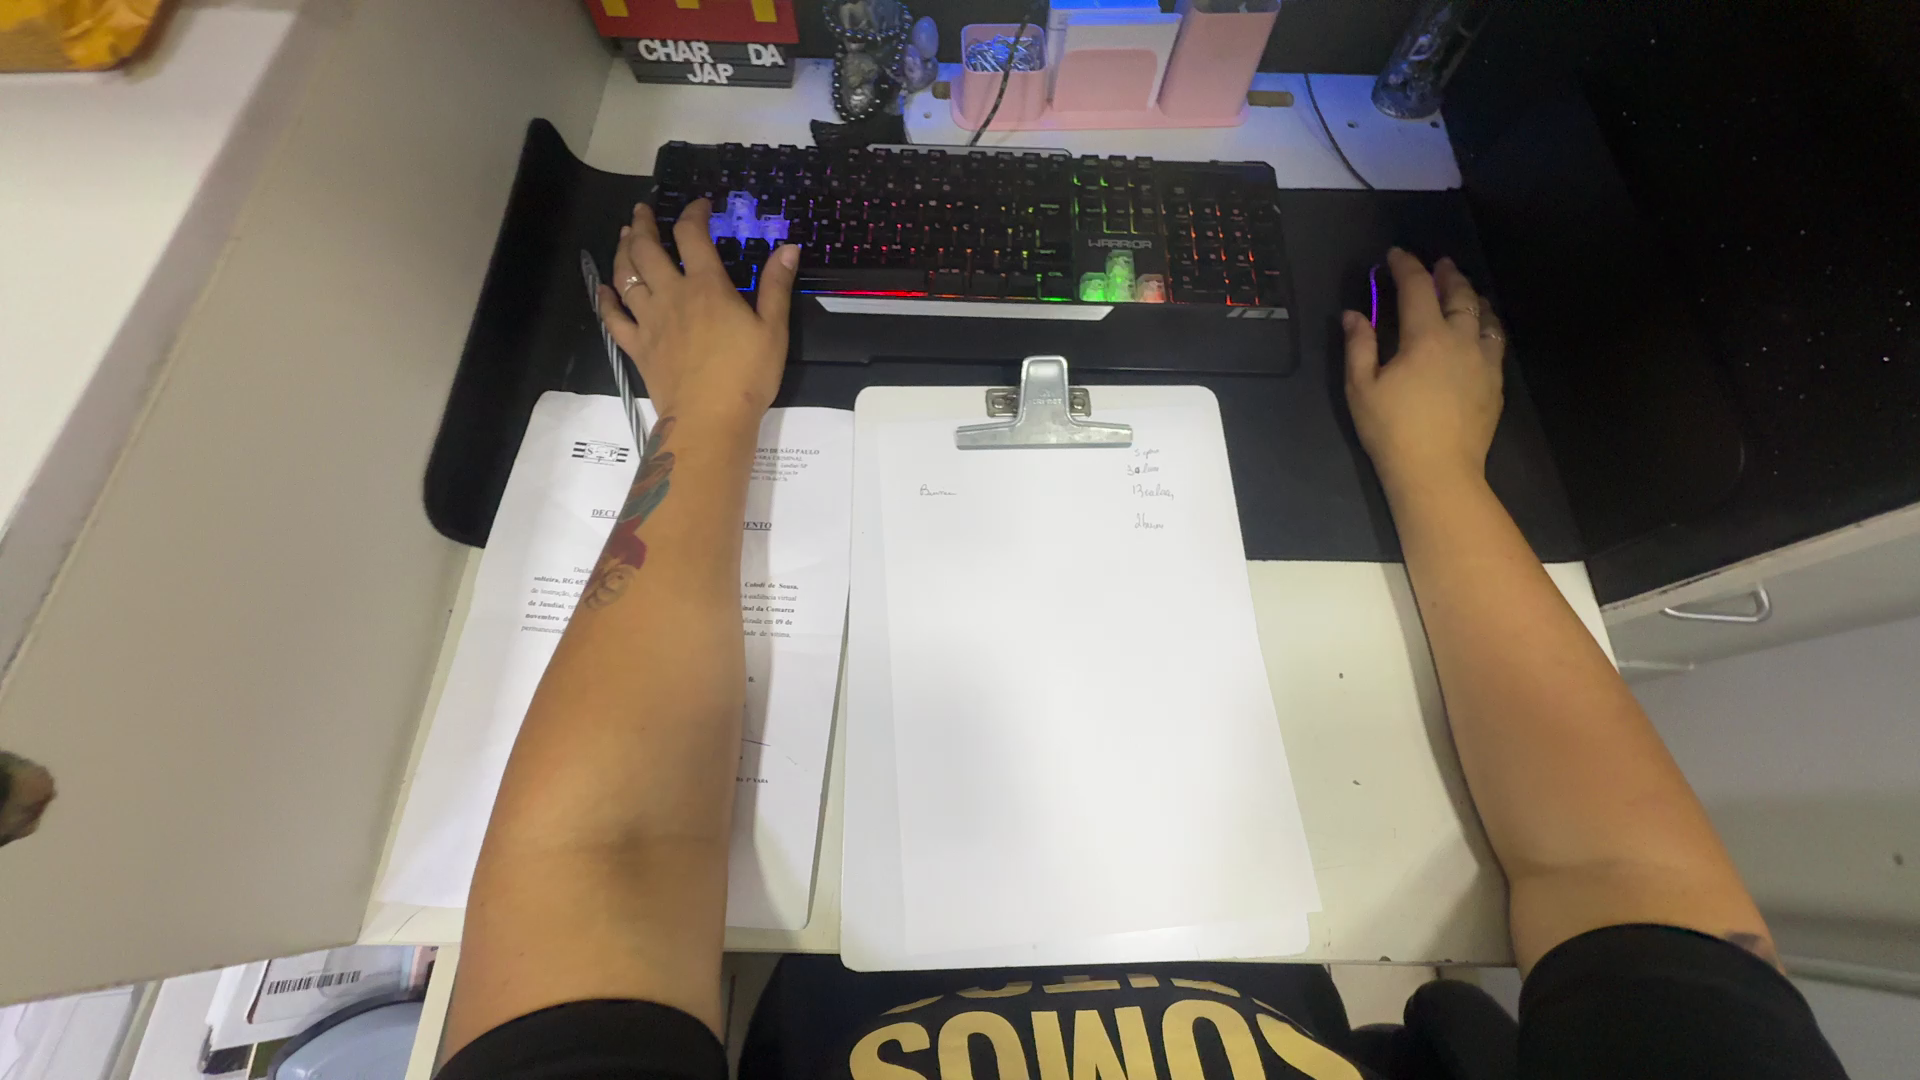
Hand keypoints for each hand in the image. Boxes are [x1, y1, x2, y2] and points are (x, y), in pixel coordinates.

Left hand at [598, 199, 799, 429]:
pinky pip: (614, 317)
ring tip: (625, 237)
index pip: (693, 236)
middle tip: (644, 212)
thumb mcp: (774, 330)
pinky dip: (606, 299)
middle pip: (647, 249)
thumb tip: (788, 248)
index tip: (700, 206)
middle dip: (644, 224)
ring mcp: (649, 321)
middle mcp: (672, 295)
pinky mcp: (637, 346)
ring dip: (623, 251)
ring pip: (625, 275)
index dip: (694, 214)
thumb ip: (776, 287)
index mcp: (707, 287)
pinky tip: (604, 289)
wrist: (710, 419)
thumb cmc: (748, 376)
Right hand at [1342, 248, 1505, 492]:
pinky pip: (1494, 339)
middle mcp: (1460, 339)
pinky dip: (1486, 322)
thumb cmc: (1390, 429)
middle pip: (1458, 295)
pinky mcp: (1494, 380)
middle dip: (1446, 275)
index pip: (1416, 289)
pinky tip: (1480, 326)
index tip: (1395, 255)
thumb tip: (1353, 314)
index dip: (1406, 267)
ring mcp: (1483, 359)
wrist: (1436, 469)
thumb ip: (1358, 346)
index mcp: (1425, 337)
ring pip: (1483, 314)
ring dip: (1471, 295)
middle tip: (1438, 263)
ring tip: (1462, 289)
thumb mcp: (1360, 387)